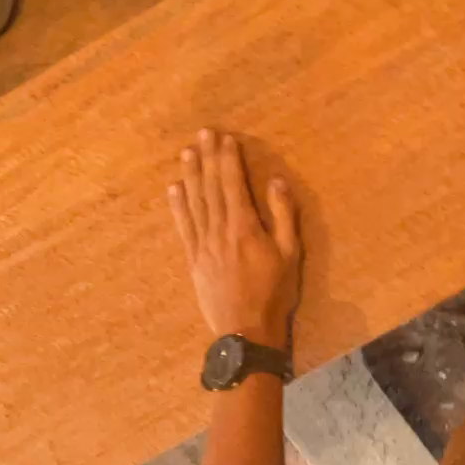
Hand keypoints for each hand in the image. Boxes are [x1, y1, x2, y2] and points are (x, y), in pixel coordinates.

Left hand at [168, 129, 300, 349]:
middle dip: (208, 158)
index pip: (233, 184)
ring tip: (187, 152)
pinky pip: (184, 226)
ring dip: (191, 175)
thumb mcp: (290, 253)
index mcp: (244, 226)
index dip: (229, 159)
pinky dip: (178, 205)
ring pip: (195, 202)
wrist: (246, 331)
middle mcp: (219, 230)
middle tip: (203, 133)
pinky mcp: (193, 259)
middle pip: (211, 187)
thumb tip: (276, 181)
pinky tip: (174, 189)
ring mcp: (203, 244)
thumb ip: (283, 215)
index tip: (226, 138)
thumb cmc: (274, 291)